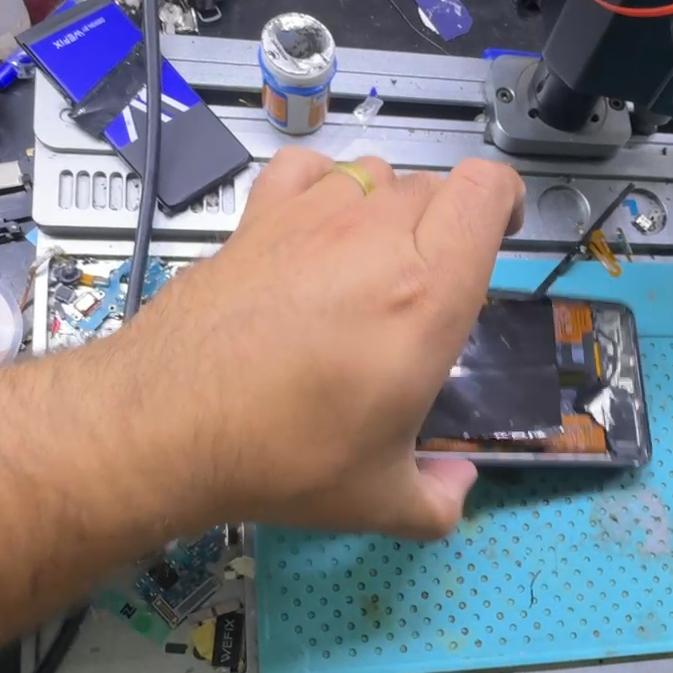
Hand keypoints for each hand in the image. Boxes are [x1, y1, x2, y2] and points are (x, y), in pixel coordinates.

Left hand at [109, 149, 525, 539]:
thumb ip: (439, 503)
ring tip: (375, 263)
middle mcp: (374, 238)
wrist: (165, 428)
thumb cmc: (282, 457)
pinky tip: (317, 228)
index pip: (489, 193)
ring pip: (378, 173)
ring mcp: (310, 220)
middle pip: (437, 186)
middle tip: (431, 285)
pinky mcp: (256, 221)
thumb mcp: (379, 501)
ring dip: (392, 208)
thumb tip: (458, 490)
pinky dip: (326, 187)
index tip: (500, 236)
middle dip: (449, 227)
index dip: (507, 203)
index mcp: (427, 295)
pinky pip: (308, 169)